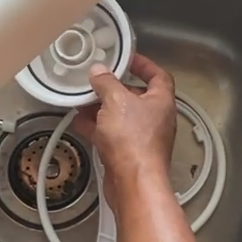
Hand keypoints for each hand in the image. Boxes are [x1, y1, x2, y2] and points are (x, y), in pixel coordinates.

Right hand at [83, 53, 176, 197]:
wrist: (134, 182)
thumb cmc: (133, 141)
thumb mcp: (116, 101)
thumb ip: (106, 83)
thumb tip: (99, 71)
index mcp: (161, 101)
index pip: (158, 76)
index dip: (144, 65)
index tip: (128, 58)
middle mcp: (156, 119)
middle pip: (136, 96)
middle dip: (115, 88)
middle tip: (97, 81)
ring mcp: (143, 137)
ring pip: (121, 117)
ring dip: (102, 108)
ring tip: (82, 99)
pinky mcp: (128, 154)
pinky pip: (112, 134)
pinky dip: (97, 127)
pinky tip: (79, 121)